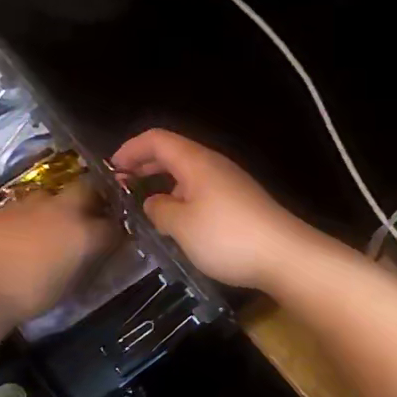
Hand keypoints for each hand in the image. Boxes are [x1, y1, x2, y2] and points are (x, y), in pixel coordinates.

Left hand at [0, 181, 114, 324]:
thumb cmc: (31, 295)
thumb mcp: (69, 285)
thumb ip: (84, 263)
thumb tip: (90, 255)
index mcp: (86, 233)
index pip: (114, 226)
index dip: (117, 233)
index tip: (115, 242)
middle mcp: (63, 210)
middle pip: (88, 188)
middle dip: (94, 199)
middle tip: (92, 216)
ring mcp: (31, 204)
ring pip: (55, 194)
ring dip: (61, 205)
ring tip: (56, 224)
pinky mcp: (4, 207)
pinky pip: (28, 204)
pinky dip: (34, 214)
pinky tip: (27, 232)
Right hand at [111, 129, 325, 289]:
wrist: (284, 256)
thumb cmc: (227, 238)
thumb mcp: (181, 226)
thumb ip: (159, 210)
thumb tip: (154, 204)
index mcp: (196, 161)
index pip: (157, 139)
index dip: (130, 149)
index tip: (112, 169)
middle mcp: (215, 166)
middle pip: (174, 155)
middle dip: (146, 167)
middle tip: (125, 188)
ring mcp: (232, 185)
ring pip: (190, 176)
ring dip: (166, 187)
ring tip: (148, 210)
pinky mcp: (243, 206)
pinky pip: (205, 194)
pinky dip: (185, 201)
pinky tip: (181, 225)